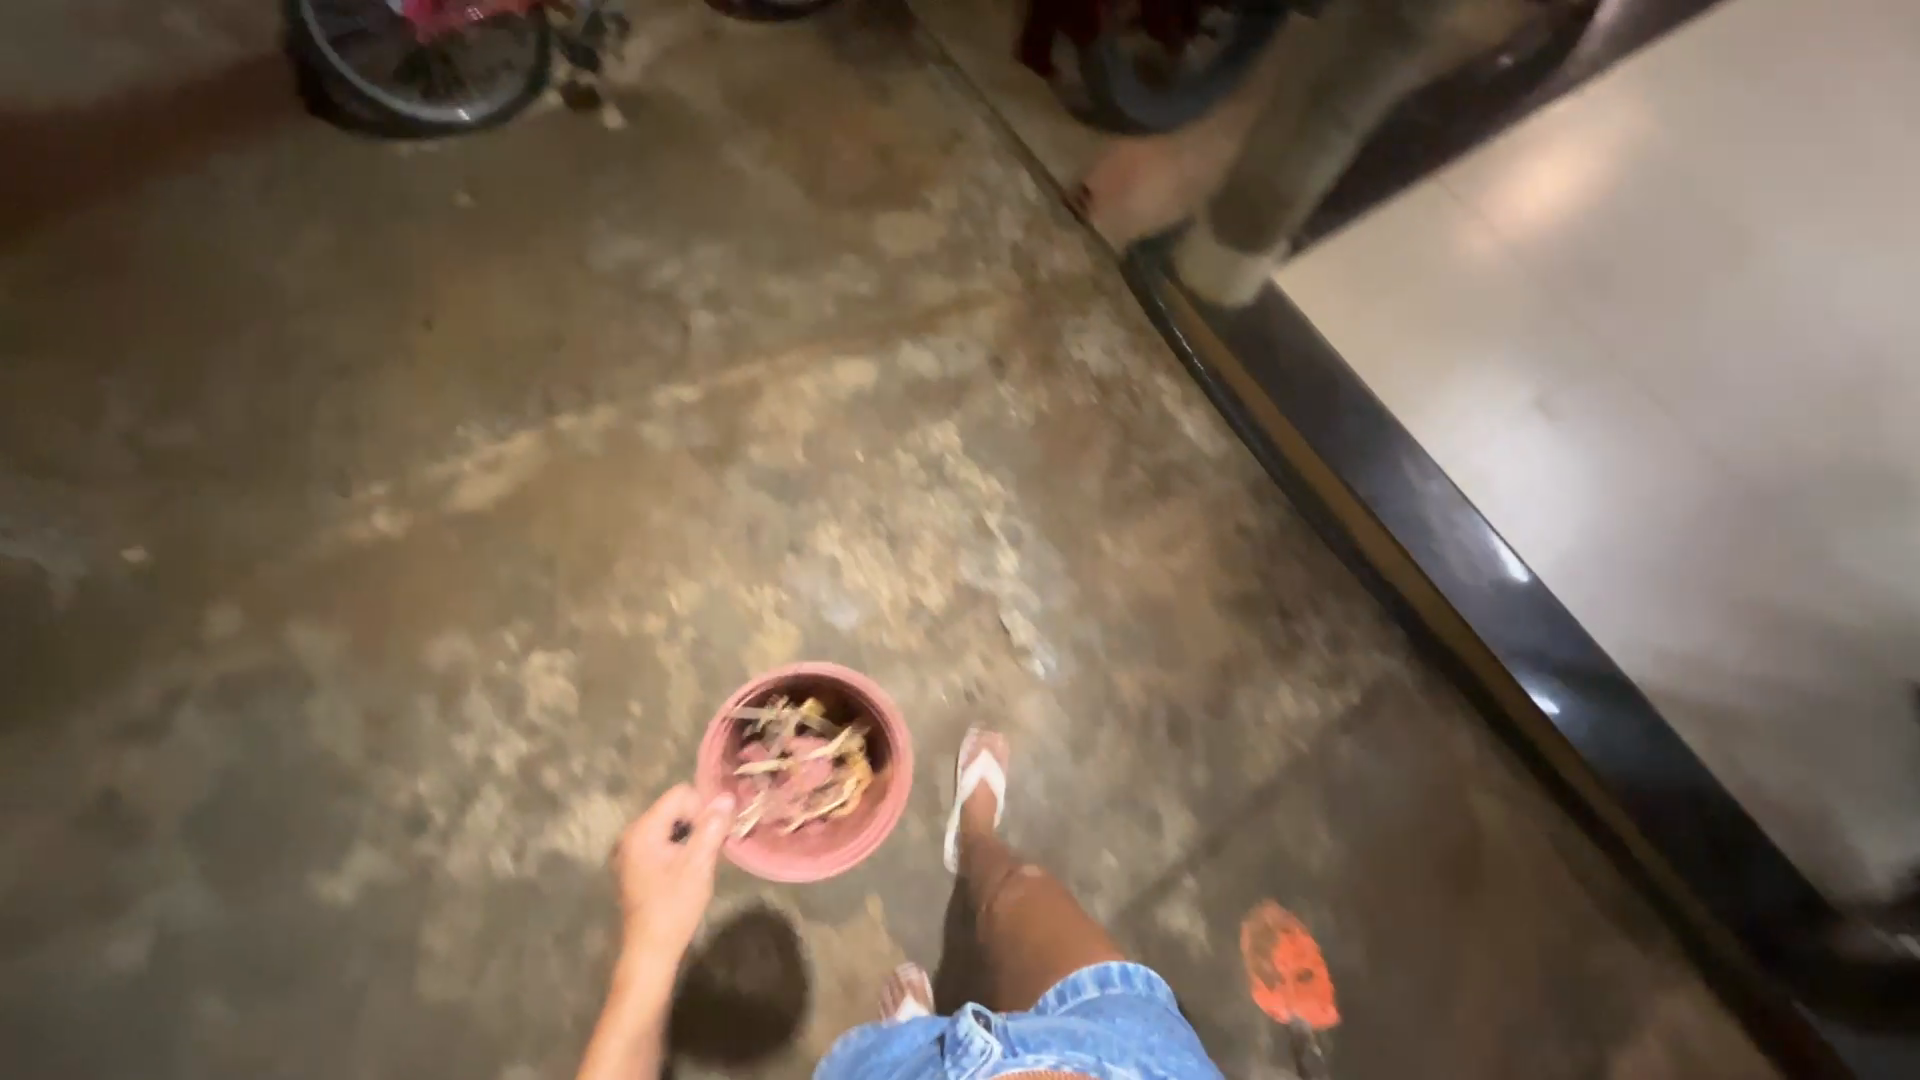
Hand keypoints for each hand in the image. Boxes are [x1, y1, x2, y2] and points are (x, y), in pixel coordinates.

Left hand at [614, 784, 734, 961]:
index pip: (680, 794)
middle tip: (710, 847)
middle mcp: (631, 833)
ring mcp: (630, 849)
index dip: (702, 808)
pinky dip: (679, 844)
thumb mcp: (699, 865)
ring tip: (701, 857)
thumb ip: (712, 827)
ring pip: (670, 822)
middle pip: (674, 805)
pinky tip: (687, 866)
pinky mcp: (635, 862)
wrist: (649, 950)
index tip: (712, 836)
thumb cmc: (674, 907)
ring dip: (690, 832)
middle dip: (697, 820)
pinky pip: (661, 838)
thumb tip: (727, 797)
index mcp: (642, 830)